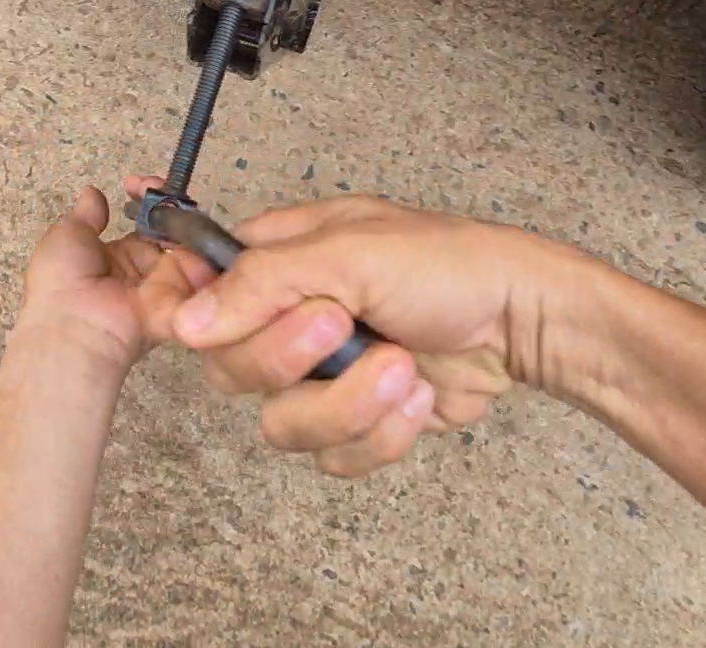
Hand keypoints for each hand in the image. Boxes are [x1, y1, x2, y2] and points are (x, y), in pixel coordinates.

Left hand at [17, 185, 203, 371]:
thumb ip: (86, 215)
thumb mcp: (65, 237)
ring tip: (184, 215)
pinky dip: (203, 260)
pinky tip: (197, 238)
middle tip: (171, 196)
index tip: (147, 183)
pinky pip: (201, 279)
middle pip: (172, 234)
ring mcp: (164, 287)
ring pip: (190, 251)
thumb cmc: (60, 284)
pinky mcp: (181, 302)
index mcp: (116, 255)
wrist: (75, 329)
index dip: (151, 199)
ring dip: (191, 230)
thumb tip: (93, 194)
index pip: (146, 221)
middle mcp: (143, 271)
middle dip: (176, 210)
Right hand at [136, 194, 588, 476]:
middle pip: (229, 367)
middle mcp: (286, 317)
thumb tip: (187, 321)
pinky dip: (379, 432)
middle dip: (288, 356)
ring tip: (400, 368)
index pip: (197, 289)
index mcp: (276, 258)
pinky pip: (332, 455)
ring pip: (279, 424)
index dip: (190, 313)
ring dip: (348, 402)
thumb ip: (263, 281)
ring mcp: (318, 372)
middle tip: (342, 322)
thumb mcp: (350, 250)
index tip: (211, 327)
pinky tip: (416, 394)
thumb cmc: (445, 262)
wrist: (517, 319)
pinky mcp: (353, 416)